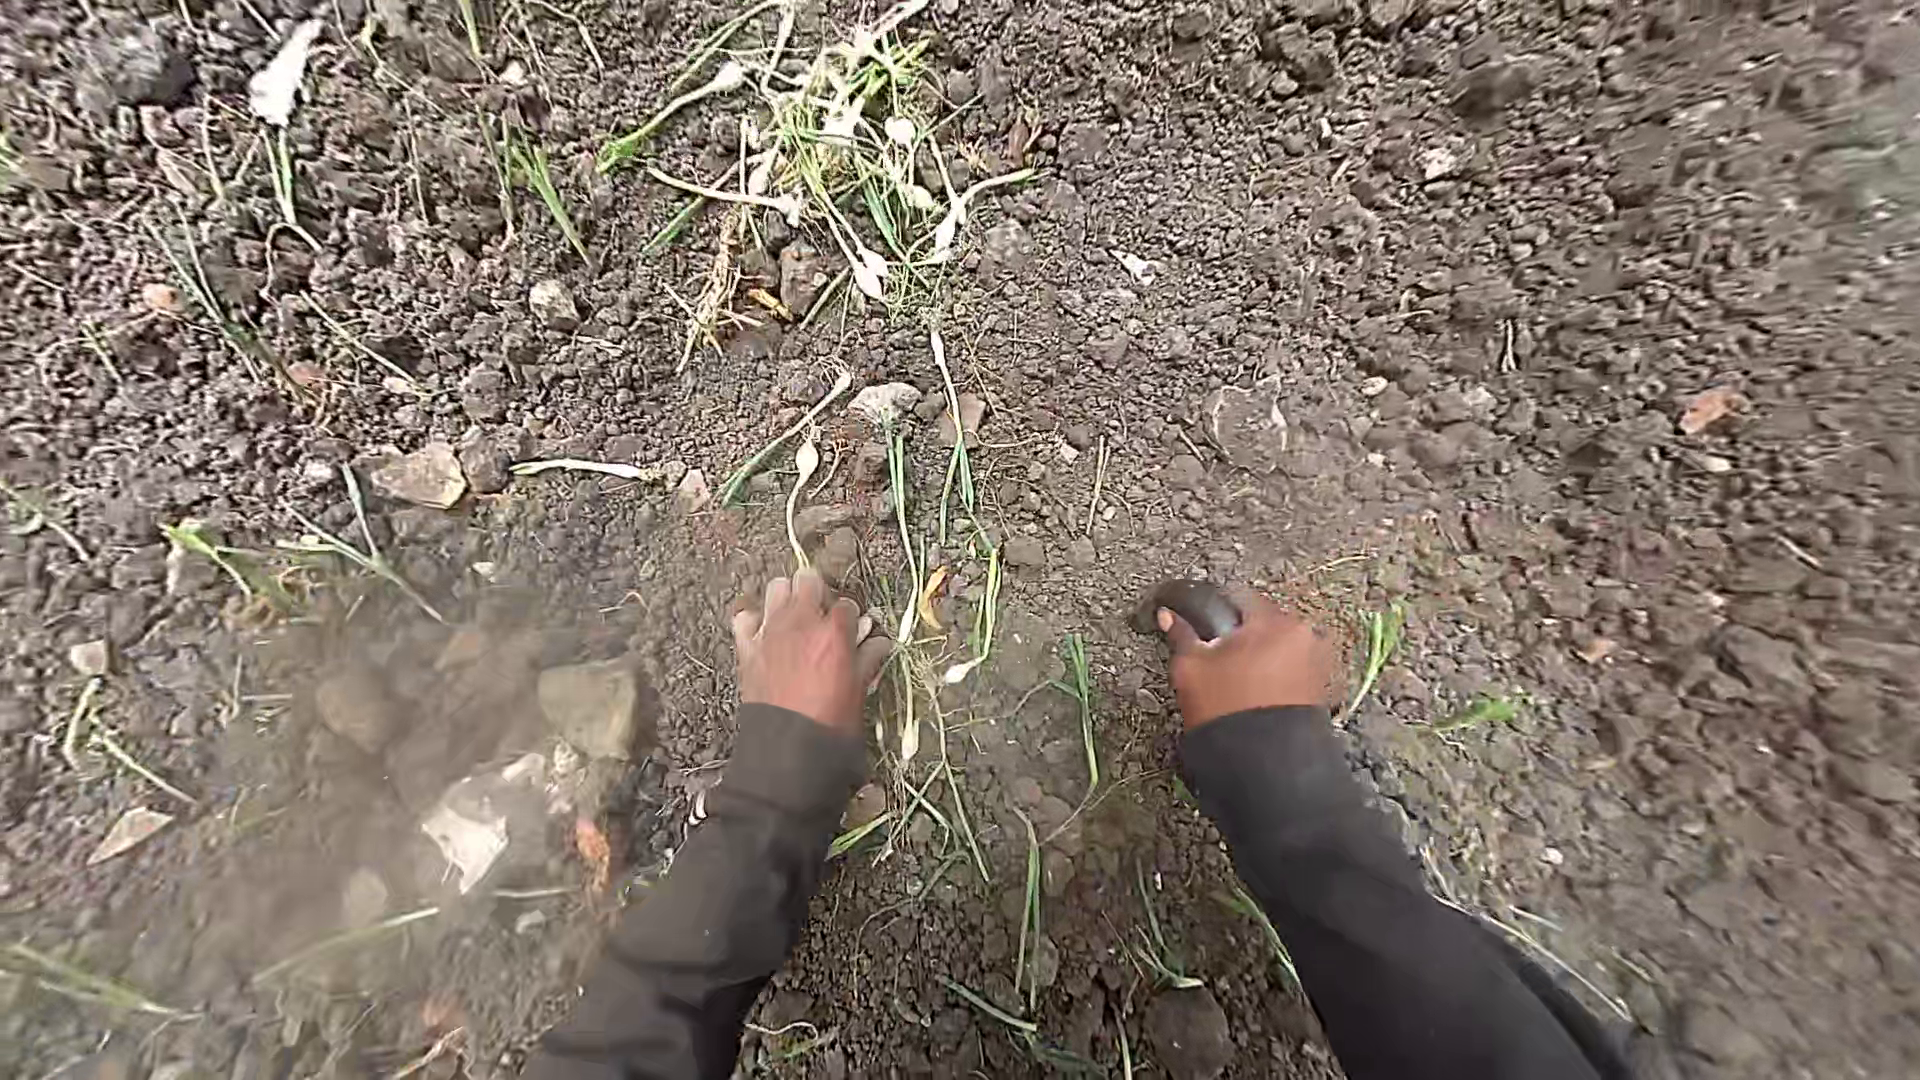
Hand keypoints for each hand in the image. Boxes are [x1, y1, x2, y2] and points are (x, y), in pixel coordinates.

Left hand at [732, 569, 892, 732]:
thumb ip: (868, 658)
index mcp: (834, 631)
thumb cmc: (829, 722)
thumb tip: (877, 643)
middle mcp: (801, 622)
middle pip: (809, 579)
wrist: (787, 750)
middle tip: (822, 614)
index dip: (850, 615)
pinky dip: (755, 618)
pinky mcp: (748, 646)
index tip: (851, 629)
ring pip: (777, 586)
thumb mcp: (859, 688)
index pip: (847, 603)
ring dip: (788, 596)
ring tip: (795, 617)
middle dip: (818, 592)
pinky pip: (745, 615)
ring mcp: (771, 631)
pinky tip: (766, 630)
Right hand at [1158, 589, 1336, 728]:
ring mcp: (1316, 661)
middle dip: (1232, 631)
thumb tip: (1167, 615)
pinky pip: (1284, 664)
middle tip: (1209, 653)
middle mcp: (1304, 635)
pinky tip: (1246, 687)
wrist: (1265, 765)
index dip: (1208, 607)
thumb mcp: (1192, 667)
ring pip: (1270, 643)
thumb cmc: (1227, 708)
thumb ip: (1181, 634)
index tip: (1193, 622)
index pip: (1236, 595)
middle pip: (1256, 620)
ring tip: (1227, 674)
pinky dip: (1266, 669)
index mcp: (1276, 622)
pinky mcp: (1319, 686)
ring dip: (1250, 651)